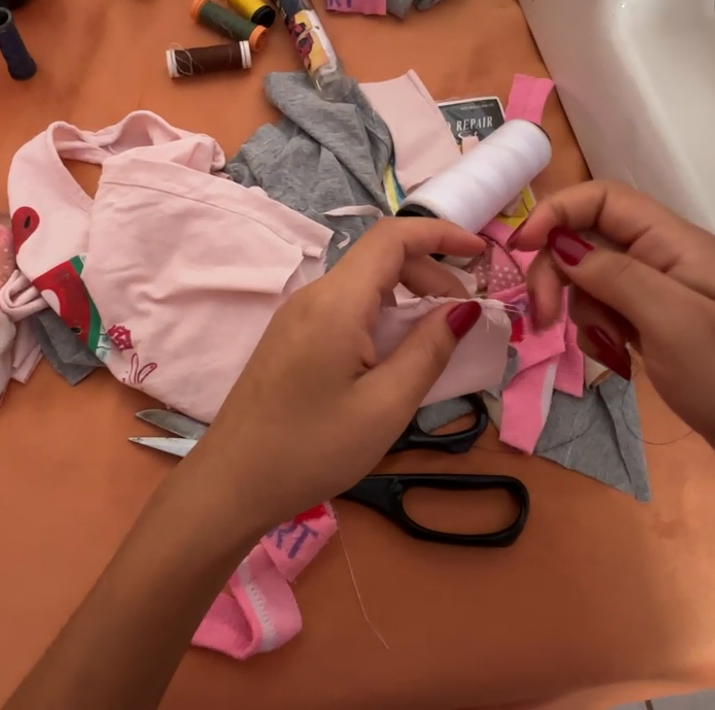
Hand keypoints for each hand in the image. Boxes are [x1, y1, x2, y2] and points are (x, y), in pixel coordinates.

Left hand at [177, 217, 486, 535]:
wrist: (233, 481)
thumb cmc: (313, 448)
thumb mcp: (386, 406)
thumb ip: (429, 350)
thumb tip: (464, 308)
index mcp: (337, 301)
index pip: (392, 237)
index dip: (440, 233)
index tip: (482, 253)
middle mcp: (314, 295)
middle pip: (379, 258)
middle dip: (430, 274)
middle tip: (464, 316)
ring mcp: (297, 315)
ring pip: (362, 284)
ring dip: (406, 298)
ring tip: (435, 340)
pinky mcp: (290, 337)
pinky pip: (344, 308)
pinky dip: (380, 316)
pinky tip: (394, 356)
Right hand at [509, 181, 714, 492]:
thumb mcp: (673, 323)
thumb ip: (614, 275)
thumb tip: (560, 242)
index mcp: (677, 244)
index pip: (603, 199)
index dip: (556, 213)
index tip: (521, 251)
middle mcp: (668, 261)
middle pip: (590, 240)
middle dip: (558, 273)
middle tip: (542, 320)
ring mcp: (666, 297)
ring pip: (594, 280)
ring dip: (580, 309)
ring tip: (604, 350)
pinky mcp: (663, 330)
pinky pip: (611, 314)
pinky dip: (600, 334)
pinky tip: (616, 361)